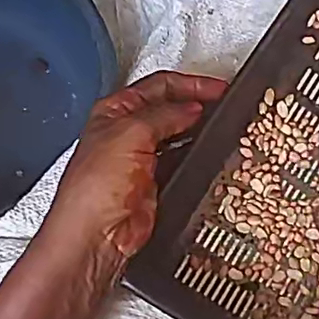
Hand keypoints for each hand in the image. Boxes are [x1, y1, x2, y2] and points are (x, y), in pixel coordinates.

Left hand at [46, 71, 228, 256]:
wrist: (97, 234)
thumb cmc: (95, 188)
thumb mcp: (131, 134)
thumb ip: (164, 115)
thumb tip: (191, 107)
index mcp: (115, 112)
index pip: (158, 87)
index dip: (190, 85)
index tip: (217, 89)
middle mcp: (128, 133)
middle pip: (170, 109)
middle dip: (196, 105)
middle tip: (223, 105)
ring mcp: (143, 159)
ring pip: (179, 136)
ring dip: (198, 131)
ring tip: (221, 128)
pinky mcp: (157, 183)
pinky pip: (182, 163)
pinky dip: (196, 157)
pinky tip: (208, 155)